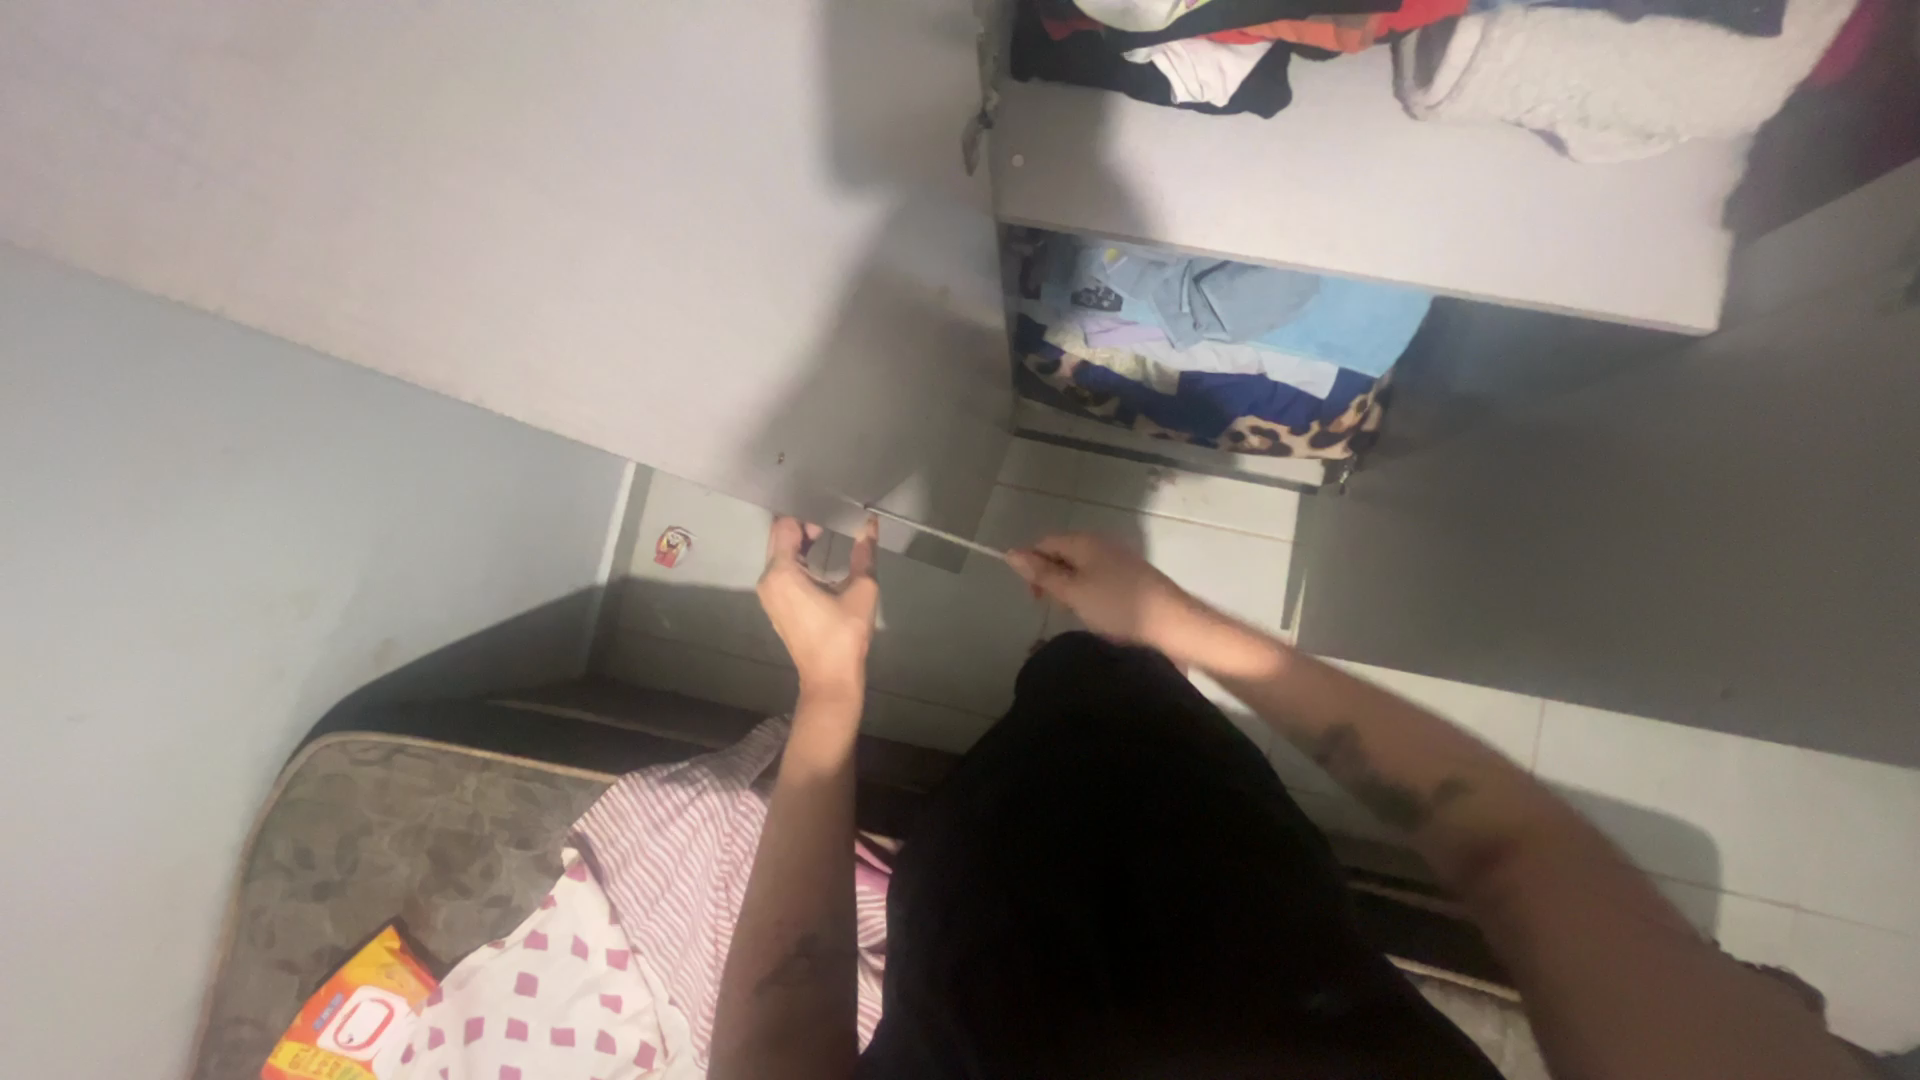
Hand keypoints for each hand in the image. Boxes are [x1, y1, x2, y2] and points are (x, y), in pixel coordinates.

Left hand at [757, 515, 878, 701]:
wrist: (830, 678)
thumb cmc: (845, 634)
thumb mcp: (862, 590)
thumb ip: (864, 552)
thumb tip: (870, 523)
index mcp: (782, 572)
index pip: (785, 526)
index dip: (806, 514)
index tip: (829, 512)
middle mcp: (768, 580)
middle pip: (779, 538)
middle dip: (803, 526)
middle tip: (832, 520)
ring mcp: (769, 594)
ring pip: (779, 554)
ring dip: (800, 543)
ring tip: (829, 535)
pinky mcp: (775, 605)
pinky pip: (782, 571)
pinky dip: (798, 559)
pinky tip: (820, 559)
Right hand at [1004, 532, 1212, 660]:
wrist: (1173, 625)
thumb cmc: (1117, 608)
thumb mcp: (1073, 593)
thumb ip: (1042, 574)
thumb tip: (1010, 552)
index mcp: (1085, 541)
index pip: (1044, 543)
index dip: (1032, 567)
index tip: (1036, 598)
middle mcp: (1102, 543)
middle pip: (1062, 553)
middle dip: (1051, 578)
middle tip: (1056, 608)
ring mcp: (1120, 558)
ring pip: (1080, 568)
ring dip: (1070, 588)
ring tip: (1077, 614)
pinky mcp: (1133, 576)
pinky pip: (1099, 578)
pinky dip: (1090, 593)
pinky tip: (1098, 613)